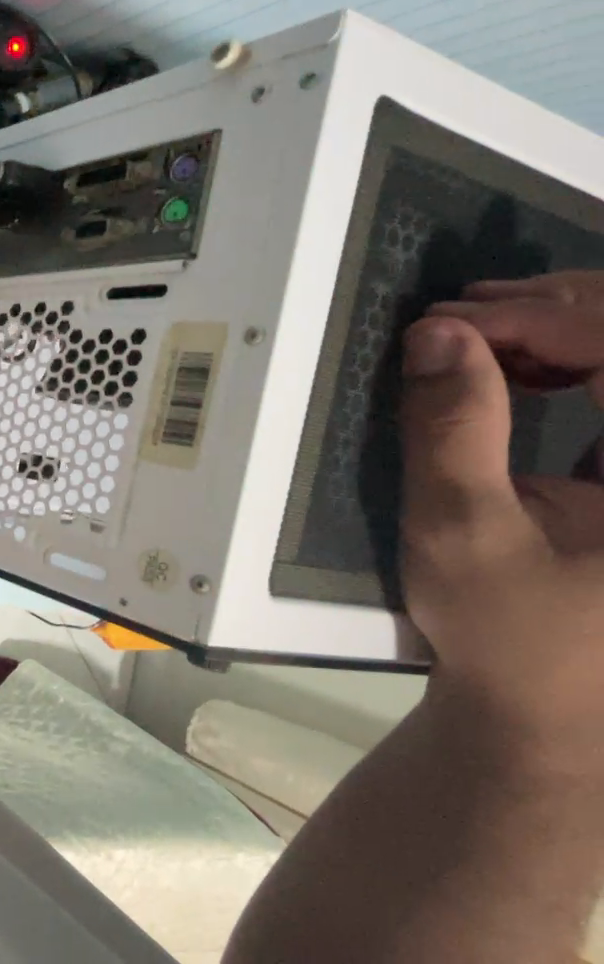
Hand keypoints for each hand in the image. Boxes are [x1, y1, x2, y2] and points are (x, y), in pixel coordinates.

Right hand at [400, 272, 603, 769]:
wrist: (552, 708)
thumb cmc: (511, 632)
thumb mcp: (463, 533)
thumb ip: (452, 430)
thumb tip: (436, 333)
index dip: (549, 319)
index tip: (446, 324)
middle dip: (562, 310)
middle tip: (459, 315)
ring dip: (572, 328)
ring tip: (481, 332)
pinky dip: (583, 360)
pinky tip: (523, 367)